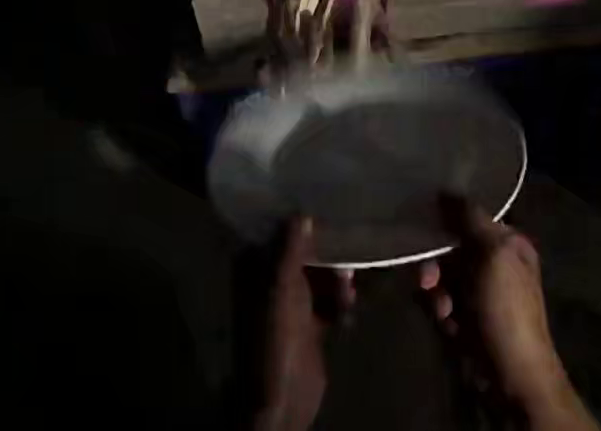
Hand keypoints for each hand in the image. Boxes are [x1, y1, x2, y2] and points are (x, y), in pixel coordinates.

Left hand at [253, 217, 354, 430]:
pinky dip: (339, 301)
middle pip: (300, 250)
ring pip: (318, 273)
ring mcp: (289, 301)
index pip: (271, 227)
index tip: (321, 201)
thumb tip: (301, 210)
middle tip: (347, 249)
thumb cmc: (274, 336)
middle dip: (325, 250)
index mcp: (252, 264)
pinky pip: (328, 299)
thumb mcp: (280, 286)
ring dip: (336, 278)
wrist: (283, 399)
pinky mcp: (309, 322)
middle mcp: (268, 277)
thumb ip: (289, 247)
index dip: (294, 216)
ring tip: (347, 290)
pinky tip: (347, 308)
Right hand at [418, 198, 599, 430]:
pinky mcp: (464, 316)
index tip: (428, 226)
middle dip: (435, 261)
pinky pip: (437, 298)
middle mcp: (495, 263)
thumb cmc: (507, 311)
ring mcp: (479, 292)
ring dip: (434, 289)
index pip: (470, 215)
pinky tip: (446, 323)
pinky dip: (437, 308)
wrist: (511, 381)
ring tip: (442, 309)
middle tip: (429, 278)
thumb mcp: (494, 254)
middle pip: (449, 244)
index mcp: (510, 244)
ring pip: (439, 271)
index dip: (447, 219)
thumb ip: (471, 218)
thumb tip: (447, 190)